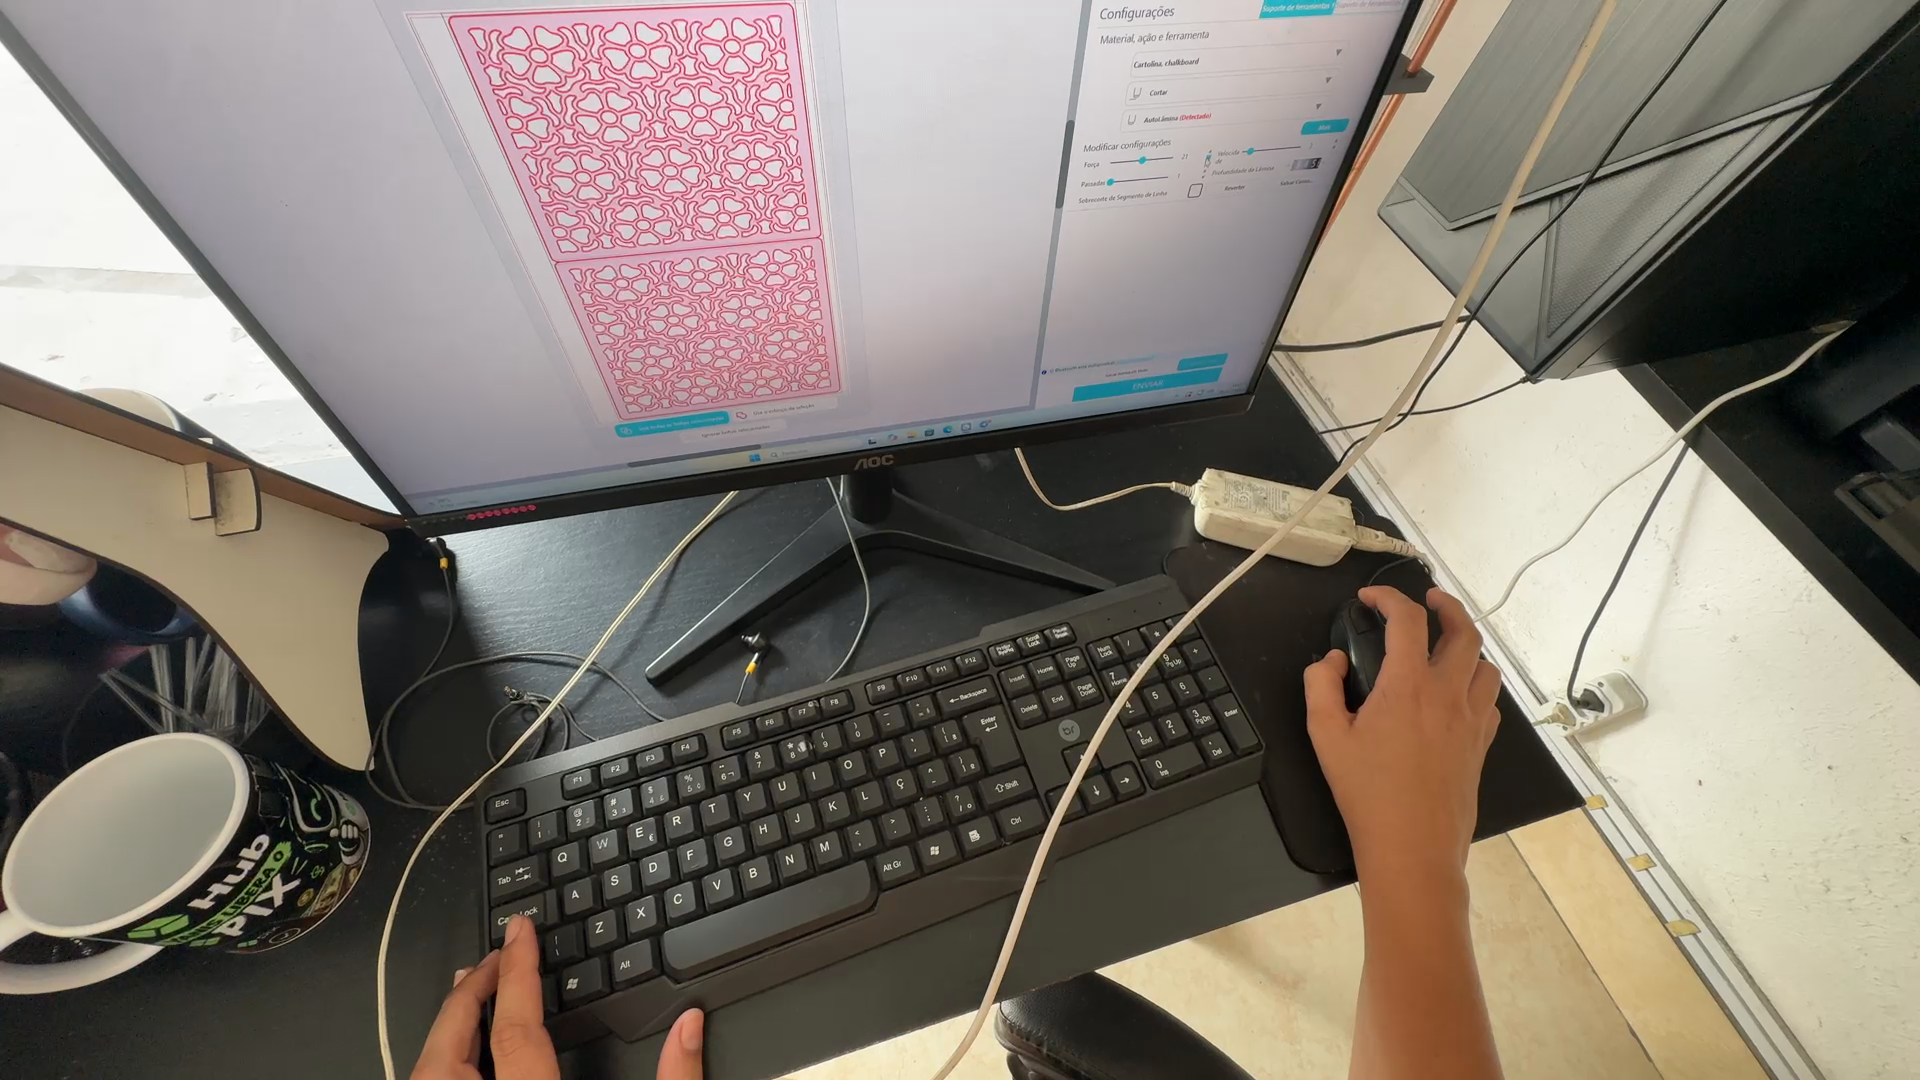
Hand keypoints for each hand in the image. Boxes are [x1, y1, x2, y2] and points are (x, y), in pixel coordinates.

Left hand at [413, 914, 705, 1078]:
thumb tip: (691, 1022)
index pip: (515, 1034)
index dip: (515, 974)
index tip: (518, 931)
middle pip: (446, 1060)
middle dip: (465, 997)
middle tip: (494, 955)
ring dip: (443, 1032)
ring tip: (466, 994)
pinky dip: (439, 1066)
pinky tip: (457, 1056)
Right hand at [1303, 586, 1500, 884]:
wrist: (1412, 845)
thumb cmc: (1365, 789)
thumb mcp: (1324, 733)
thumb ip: (1321, 685)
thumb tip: (1333, 659)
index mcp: (1408, 686)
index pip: (1408, 621)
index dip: (1389, 598)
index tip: (1369, 598)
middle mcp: (1449, 695)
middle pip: (1464, 632)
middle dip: (1446, 606)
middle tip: (1427, 598)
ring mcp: (1473, 720)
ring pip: (1485, 665)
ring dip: (1464, 644)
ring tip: (1441, 644)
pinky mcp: (1482, 744)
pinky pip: (1489, 699)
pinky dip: (1473, 681)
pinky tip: (1452, 692)